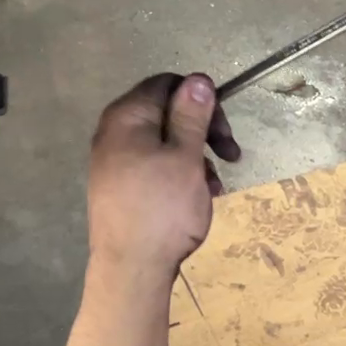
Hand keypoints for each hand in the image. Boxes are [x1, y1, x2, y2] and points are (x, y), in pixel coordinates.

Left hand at [86, 73, 241, 286]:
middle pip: (167, 114)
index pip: (168, 84)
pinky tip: (194, 199)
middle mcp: (115, 131)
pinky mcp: (120, 187)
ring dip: (196, 158)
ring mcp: (115, 161)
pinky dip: (179, 176)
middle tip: (231, 157)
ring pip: (164, 144)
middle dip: (203, 131)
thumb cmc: (163, 209)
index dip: (202, 100)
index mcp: (129, 116)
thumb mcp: (186, 159)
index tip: (226, 131)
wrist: (132, 264)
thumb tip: (198, 80)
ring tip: (214, 186)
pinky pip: (155, 168)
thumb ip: (192, 117)